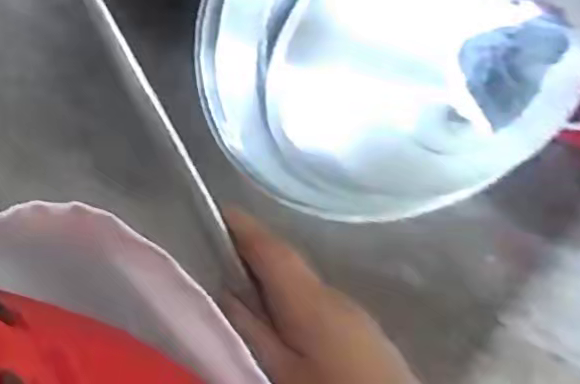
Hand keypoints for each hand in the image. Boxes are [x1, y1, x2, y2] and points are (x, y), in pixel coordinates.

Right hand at [221, 210, 420, 383]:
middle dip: (249, 257)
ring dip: (273, 284)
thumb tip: (223, 289)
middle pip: (284, 263)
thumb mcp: (278, 366)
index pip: (267, 242)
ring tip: (244, 297)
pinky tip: (286, 327)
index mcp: (310, 296)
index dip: (234, 222)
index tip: (205, 211)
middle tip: (211, 260)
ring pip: (303, 287)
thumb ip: (247, 323)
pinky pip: (322, 308)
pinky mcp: (374, 342)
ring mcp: (363, 321)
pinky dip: (295, 305)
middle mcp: (338, 297)